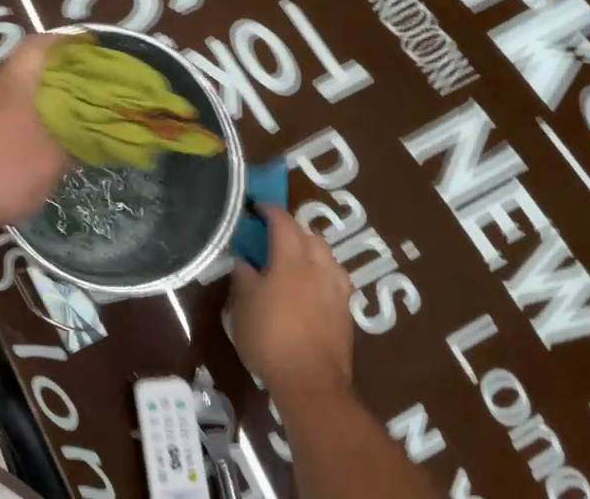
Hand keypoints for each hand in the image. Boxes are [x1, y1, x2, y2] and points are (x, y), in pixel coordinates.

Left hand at [0, 33, 69, 226]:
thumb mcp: (48, 165)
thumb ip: (69, 147)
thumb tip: (82, 135)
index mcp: (15, 84)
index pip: (39, 46)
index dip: (64, 44)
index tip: (87, 53)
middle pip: (25, 76)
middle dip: (54, 89)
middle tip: (82, 107)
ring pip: (7, 104)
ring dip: (31, 117)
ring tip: (55, 140)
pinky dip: (9, 136)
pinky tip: (19, 162)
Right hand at [222, 206, 354, 398]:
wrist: (310, 382)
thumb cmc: (269, 338)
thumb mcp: (242, 305)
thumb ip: (243, 277)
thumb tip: (243, 261)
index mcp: (291, 261)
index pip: (283, 223)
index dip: (270, 211)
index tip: (256, 207)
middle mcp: (319, 269)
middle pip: (311, 237)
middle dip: (293, 230)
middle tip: (272, 236)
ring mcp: (337, 291)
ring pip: (328, 257)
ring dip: (311, 251)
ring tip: (294, 261)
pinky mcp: (346, 313)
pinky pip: (335, 280)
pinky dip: (322, 274)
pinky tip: (310, 288)